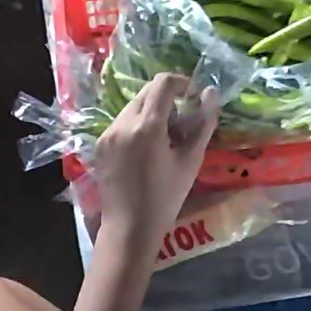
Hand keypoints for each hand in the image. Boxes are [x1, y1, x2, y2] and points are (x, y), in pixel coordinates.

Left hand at [92, 74, 219, 243]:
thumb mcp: (191, 161)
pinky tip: (145, 152)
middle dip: (167, 100)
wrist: (129, 227)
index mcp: (146, 126)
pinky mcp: (99, 145)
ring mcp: (107, 133)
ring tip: (164, 141)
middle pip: (146, 93)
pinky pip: (121, 123)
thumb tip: (211, 93)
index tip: (193, 99)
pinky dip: (136, 127)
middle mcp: (122, 123)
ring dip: (151, 113)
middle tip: (181, 126)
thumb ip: (203, 123)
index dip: (182, 84)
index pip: (162, 83)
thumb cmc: (165, 197)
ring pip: (132, 107)